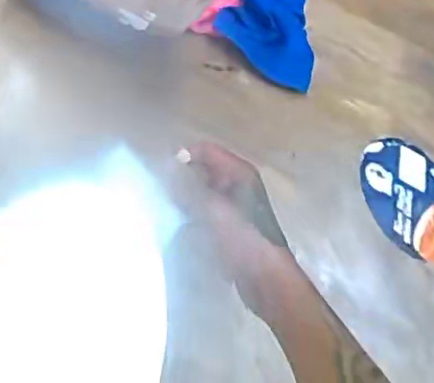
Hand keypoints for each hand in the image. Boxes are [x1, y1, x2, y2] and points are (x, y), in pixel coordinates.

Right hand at [174, 141, 306, 319]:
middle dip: (184, 179)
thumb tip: (168, 171)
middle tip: (165, 191)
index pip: (207, 151)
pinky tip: (184, 227)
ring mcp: (235, 206)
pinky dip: (194, 216)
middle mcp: (238, 184)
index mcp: (240, 173)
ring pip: (203, 192)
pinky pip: (206, 212)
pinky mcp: (230, 227)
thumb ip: (188, 189)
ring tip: (171, 210)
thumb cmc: (245, 240)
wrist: (268, 284)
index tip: (165, 170)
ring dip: (187, 200)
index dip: (186, 156)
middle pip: (204, 170)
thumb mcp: (213, 211)